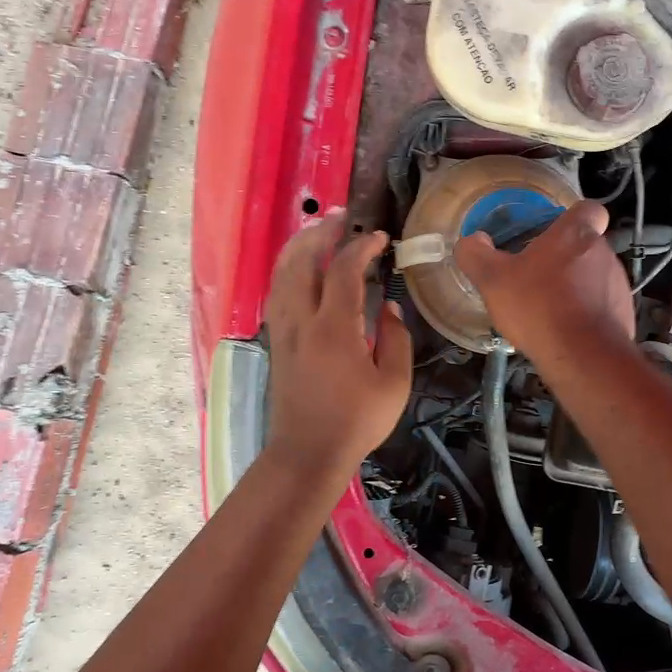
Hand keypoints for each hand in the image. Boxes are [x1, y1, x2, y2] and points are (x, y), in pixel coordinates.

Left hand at [263, 211, 412, 472]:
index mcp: (334, 328)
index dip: (362, 248)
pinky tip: (301, 270)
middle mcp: (302, 321)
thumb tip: (388, 307)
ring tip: (318, 234)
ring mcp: (284, 330)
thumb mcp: (394, 383)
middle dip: (320, 233)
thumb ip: (396, 338)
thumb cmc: (357, 421)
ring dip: (299, 247)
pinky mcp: (276, 343)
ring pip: (282, 274)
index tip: (380, 237)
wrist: (308, 452)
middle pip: (301, 260)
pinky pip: (277, 292)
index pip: (345, 270)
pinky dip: (289, 270)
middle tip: (341, 218)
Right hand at [454, 200, 634, 359]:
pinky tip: (565, 331)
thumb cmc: (539, 307)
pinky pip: (602, 305)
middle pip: (586, 245)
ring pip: (595, 276)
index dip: (573, 218)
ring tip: (549, 309)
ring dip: (576, 287)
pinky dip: (586, 313)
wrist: (583, 356)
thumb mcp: (493, 280)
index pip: (588, 209)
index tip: (553, 234)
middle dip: (565, 258)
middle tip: (538, 277)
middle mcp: (604, 252)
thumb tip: (471, 241)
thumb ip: (477, 255)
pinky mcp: (624, 313)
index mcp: (576, 233)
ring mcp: (618, 283)